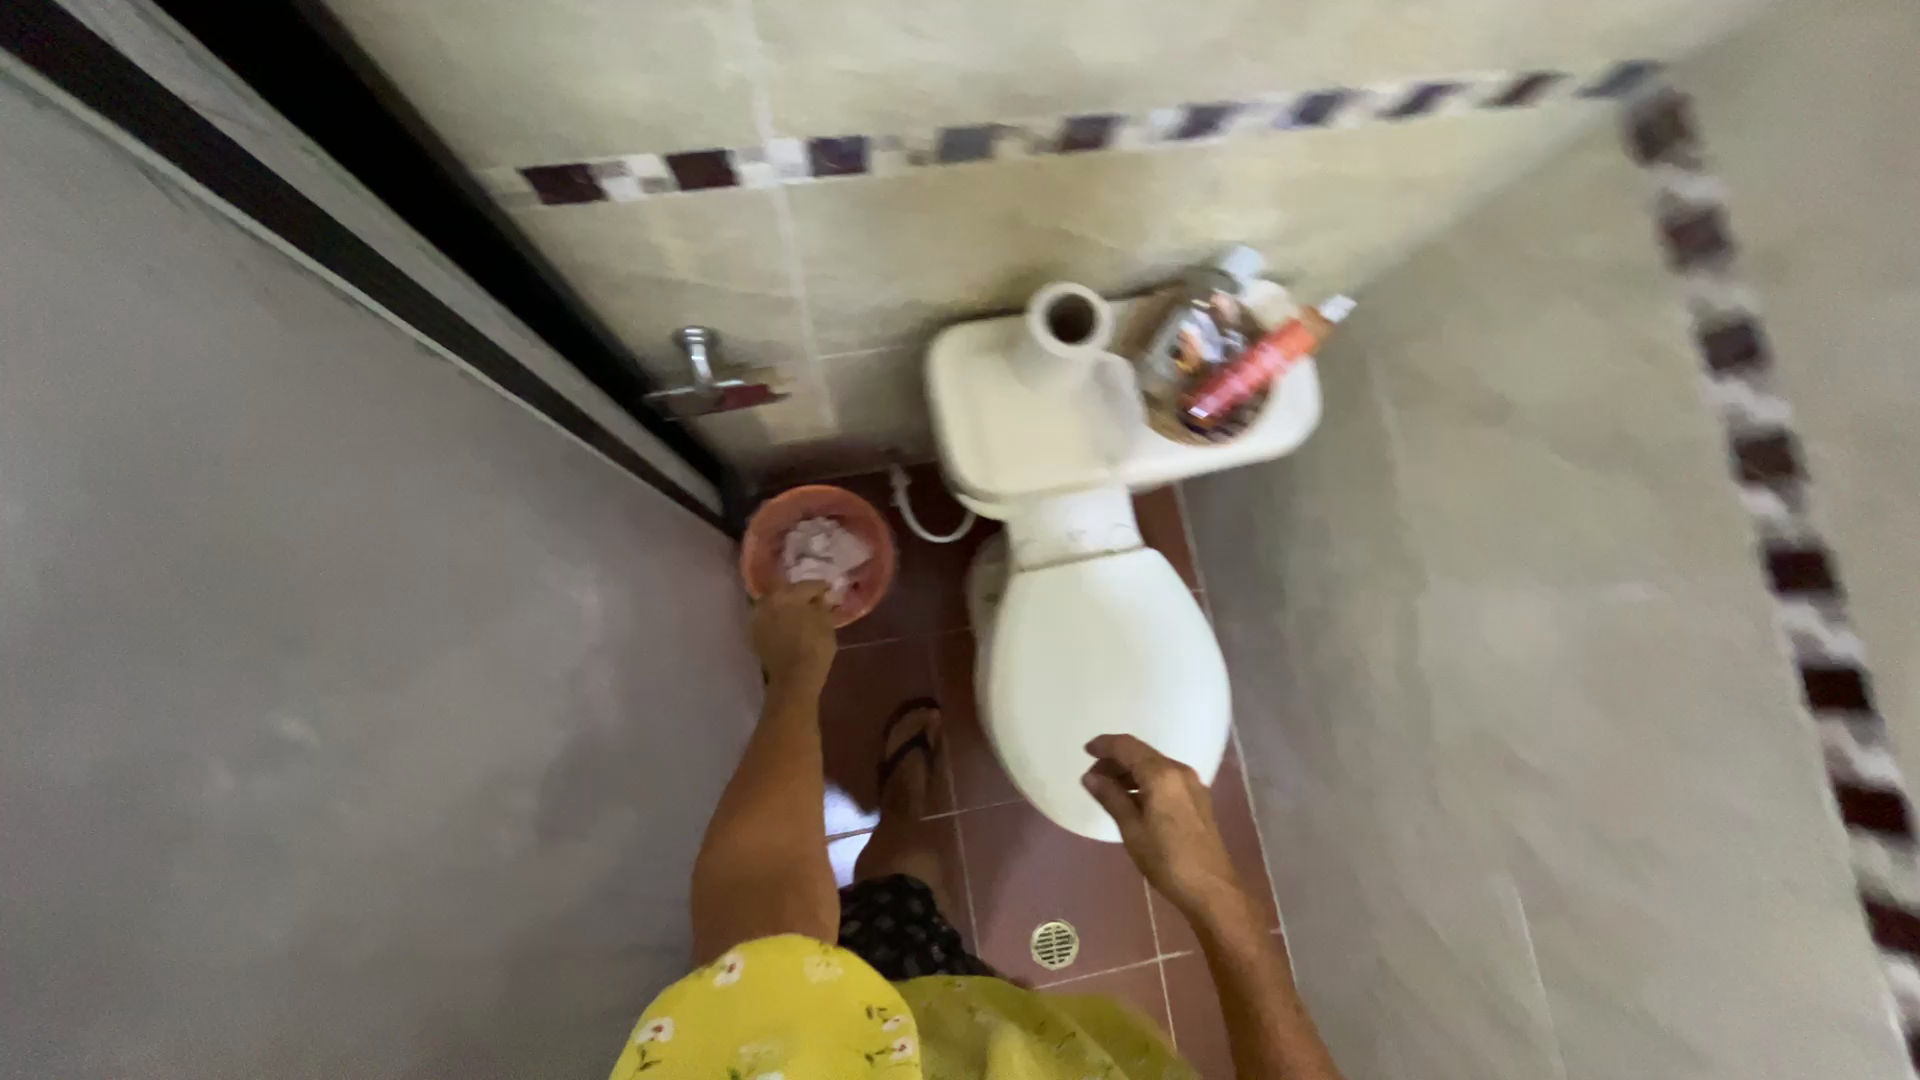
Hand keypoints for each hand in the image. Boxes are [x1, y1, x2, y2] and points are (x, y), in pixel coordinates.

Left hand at [751, 582, 836, 689]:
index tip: (831, 590)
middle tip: (817, 601)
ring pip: (777, 606)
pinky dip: (782, 620)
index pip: (808, 585)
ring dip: (789, 608)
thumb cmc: (815, 647)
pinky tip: (792, 626)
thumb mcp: (826, 622)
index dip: (822, 587)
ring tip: (804, 614)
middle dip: (802, 596)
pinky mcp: (756, 635)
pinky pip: (772, 620)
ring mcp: (758, 619)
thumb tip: (823, 596)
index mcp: (785, 594)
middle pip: (788, 593)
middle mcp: (767, 601)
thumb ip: (823, 604)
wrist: (794, 679)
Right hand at [1082, 734, 1242, 918]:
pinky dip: (1145, 781)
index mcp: (1162, 774)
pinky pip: (1165, 778)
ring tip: (1108, 790)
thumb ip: (1111, 797)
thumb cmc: (1167, 861)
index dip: (1104, 745)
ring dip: (1129, 772)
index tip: (1085, 752)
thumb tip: (1090, 777)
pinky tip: (1132, 799)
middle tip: (1093, 778)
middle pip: (1141, 753)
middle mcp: (1179, 771)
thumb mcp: (1132, 830)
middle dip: (1115, 760)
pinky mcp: (1197, 799)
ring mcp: (1192, 784)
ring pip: (1154, 765)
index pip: (1127, 747)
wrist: (1212, 891)